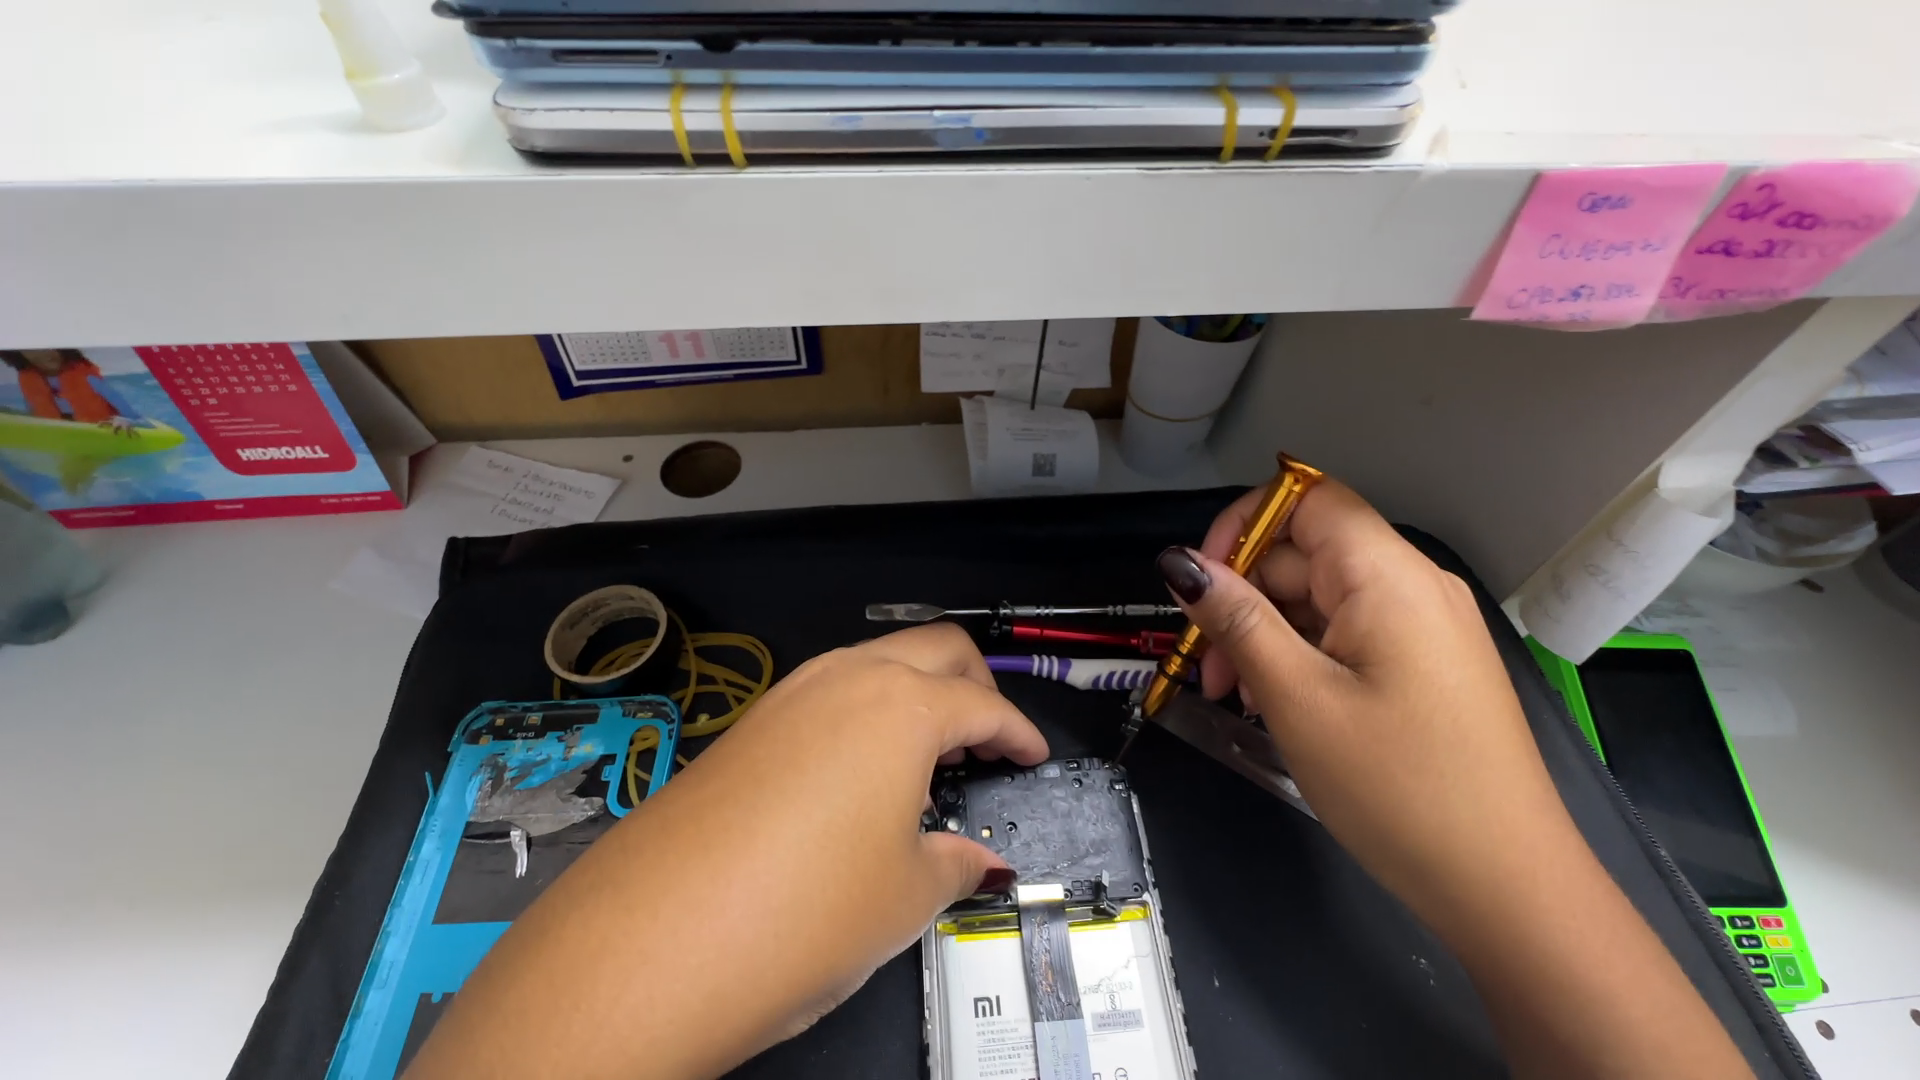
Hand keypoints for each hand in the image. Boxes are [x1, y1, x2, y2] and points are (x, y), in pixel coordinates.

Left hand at [406, 623, 1048, 1079]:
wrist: (653, 938)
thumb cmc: (809, 910)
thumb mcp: (906, 896)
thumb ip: (955, 863)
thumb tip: (978, 861)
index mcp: (903, 707)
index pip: (984, 706)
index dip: (1020, 732)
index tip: (1034, 756)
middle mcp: (847, 679)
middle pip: (934, 649)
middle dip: (974, 685)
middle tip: (989, 738)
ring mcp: (791, 694)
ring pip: (875, 662)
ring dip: (915, 692)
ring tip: (929, 755)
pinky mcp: (750, 723)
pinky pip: (828, 694)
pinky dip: (865, 712)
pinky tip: (861, 772)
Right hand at [1156, 479, 1751, 1078]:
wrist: (1504, 886)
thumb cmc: (1395, 785)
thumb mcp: (1297, 697)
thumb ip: (1236, 619)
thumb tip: (1179, 562)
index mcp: (1388, 577)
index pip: (1306, 498)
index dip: (1243, 524)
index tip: (1199, 582)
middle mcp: (1412, 587)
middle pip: (1304, 554)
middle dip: (1242, 598)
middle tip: (1205, 669)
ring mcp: (1422, 629)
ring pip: (1318, 600)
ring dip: (1264, 634)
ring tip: (1236, 698)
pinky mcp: (1423, 667)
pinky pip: (1345, 635)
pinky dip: (1300, 657)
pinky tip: (1276, 706)